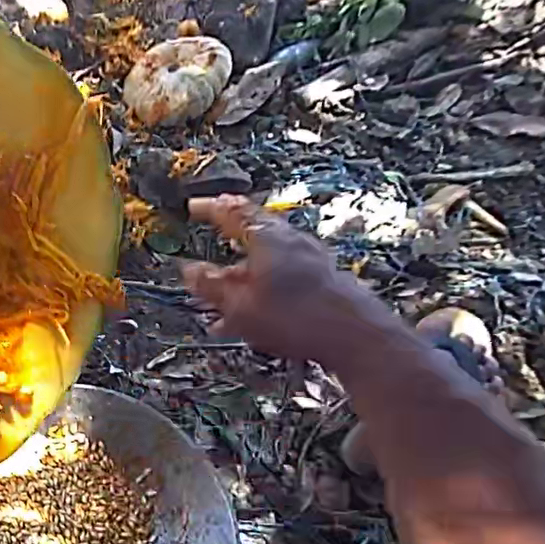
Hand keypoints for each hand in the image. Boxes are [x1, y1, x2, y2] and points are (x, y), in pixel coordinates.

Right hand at [180, 195, 394, 365]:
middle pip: (254, 229)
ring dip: (242, 267)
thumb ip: (212, 286)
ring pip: (266, 256)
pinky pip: (281, 274)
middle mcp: (291, 241)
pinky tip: (251, 309)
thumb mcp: (240, 306)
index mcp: (267, 239)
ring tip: (225, 289)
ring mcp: (310, 259)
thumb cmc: (295, 317)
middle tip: (214, 231)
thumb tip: (189, 270)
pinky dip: (260, 283)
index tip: (193, 206)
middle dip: (229, 233)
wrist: (355, 337)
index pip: (232, 212)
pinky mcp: (322, 279)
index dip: (209, 208)